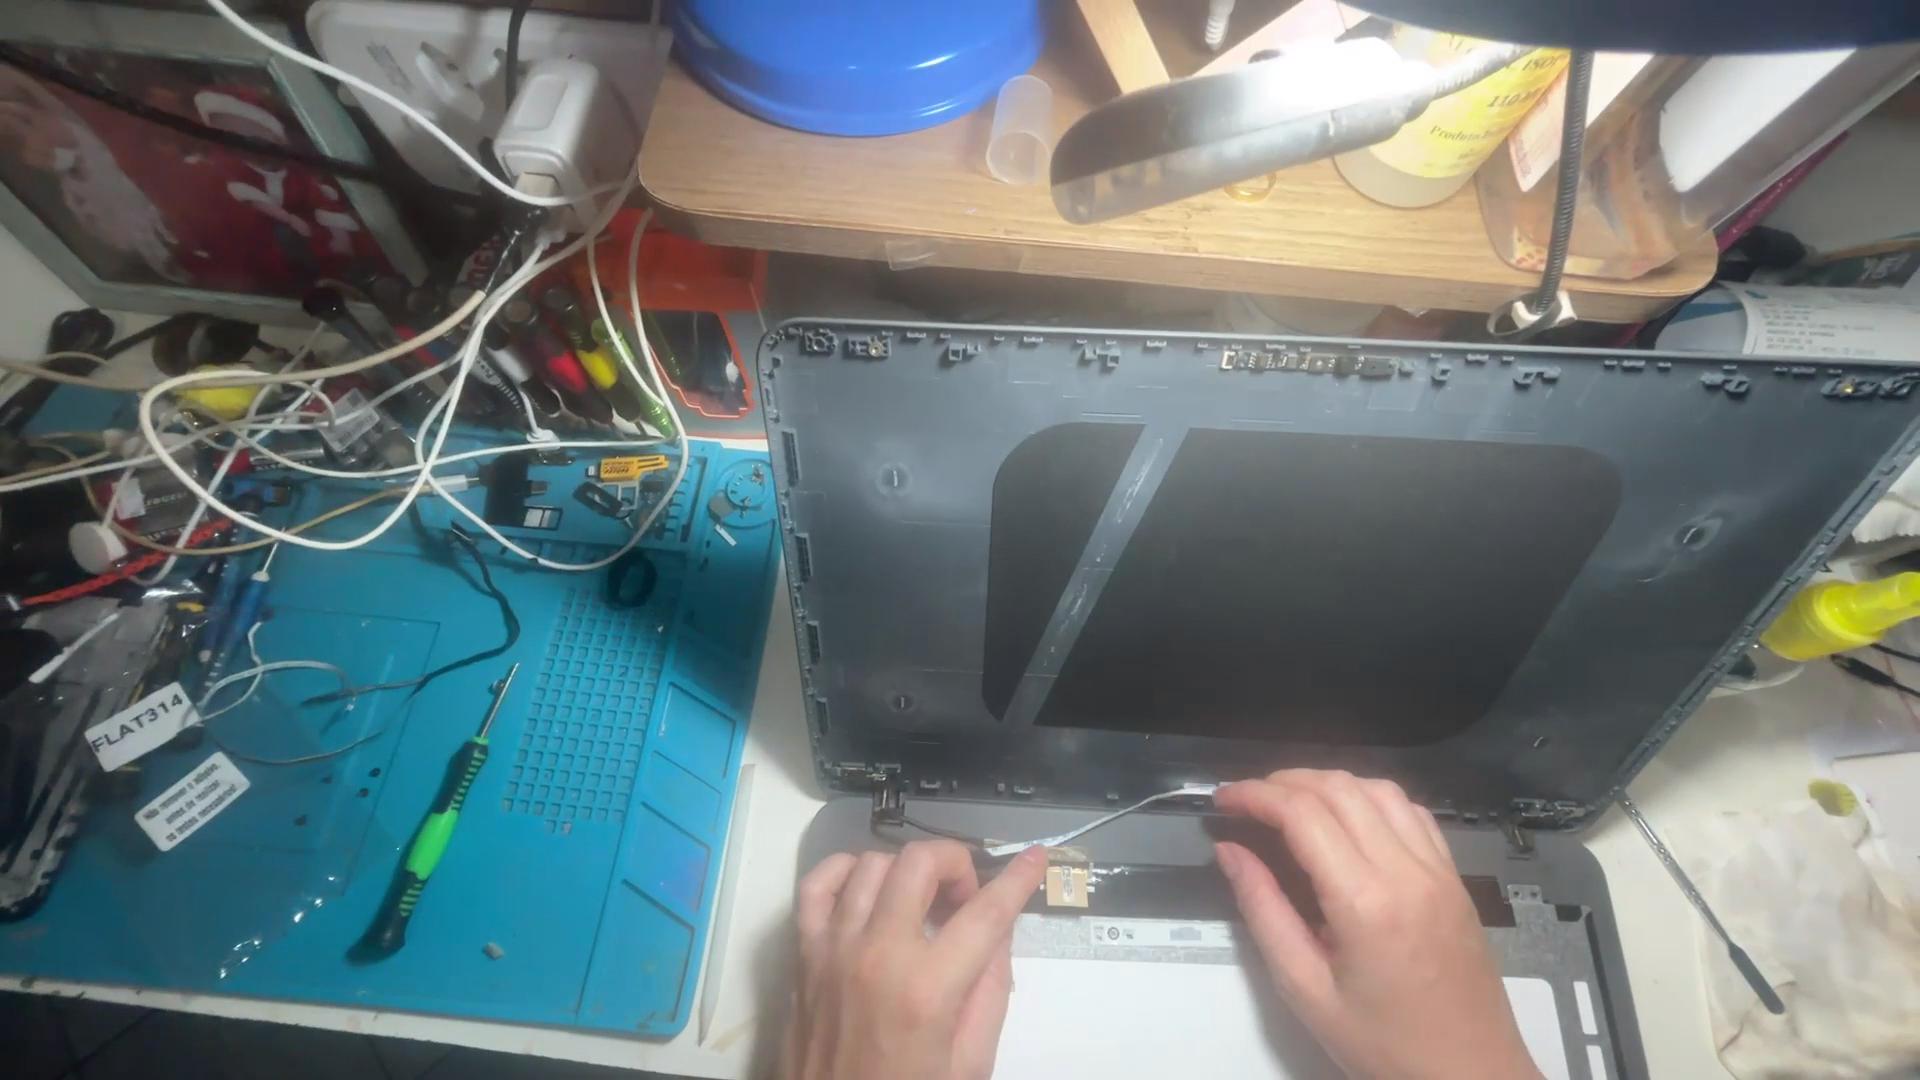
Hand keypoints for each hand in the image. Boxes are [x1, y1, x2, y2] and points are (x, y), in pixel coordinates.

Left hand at [785, 841, 1048, 1079]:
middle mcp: (878, 954)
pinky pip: (817, 884)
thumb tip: (998, 925)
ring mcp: (833, 949)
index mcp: (926, 989)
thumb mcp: (970, 1062)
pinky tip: (868, 889)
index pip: (985, 913)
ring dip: (906, 872)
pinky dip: (845, 871)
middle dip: (955, 866)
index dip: (1018, 879)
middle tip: (963, 900)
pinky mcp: (803, 954)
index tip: (1035, 857)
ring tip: (919, 901)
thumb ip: (990, 989)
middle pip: (920, 862)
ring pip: (872, 863)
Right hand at [1214, 770, 1541, 1079]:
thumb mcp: (1305, 988)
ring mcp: (1439, 872)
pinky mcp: (1455, 879)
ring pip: (1376, 788)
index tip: (1223, 798)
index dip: (1254, 793)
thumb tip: (1229, 851)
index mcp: (1366, 902)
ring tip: (1290, 802)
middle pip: (1337, 787)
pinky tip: (1347, 817)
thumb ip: (1262, 910)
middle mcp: (1407, 872)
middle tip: (1247, 800)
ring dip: (1325, 783)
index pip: (1302, 813)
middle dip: (1282, 781)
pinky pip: (1412, 812)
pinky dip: (1369, 798)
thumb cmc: (1384, 1046)